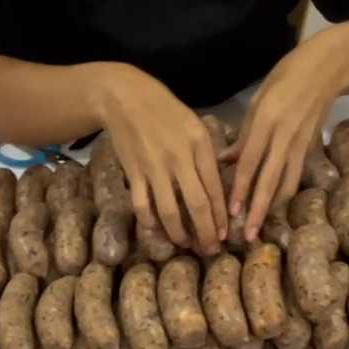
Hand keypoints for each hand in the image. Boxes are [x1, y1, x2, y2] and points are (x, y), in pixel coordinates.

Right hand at [91, 64, 226, 253]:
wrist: (125, 97)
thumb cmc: (164, 110)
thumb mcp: (194, 125)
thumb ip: (206, 156)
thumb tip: (216, 190)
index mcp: (199, 144)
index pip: (214, 189)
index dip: (220, 217)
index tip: (224, 235)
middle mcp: (180, 158)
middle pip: (197, 205)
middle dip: (206, 233)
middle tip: (210, 250)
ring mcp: (155, 167)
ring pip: (170, 211)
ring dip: (179, 234)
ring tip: (185, 244)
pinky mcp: (134, 173)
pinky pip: (143, 206)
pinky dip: (150, 222)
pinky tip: (156, 230)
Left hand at [224, 33, 348, 240]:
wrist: (329, 66)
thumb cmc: (287, 77)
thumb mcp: (259, 100)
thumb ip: (244, 134)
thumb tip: (225, 161)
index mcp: (267, 121)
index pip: (249, 162)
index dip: (240, 189)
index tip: (231, 212)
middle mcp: (284, 136)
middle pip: (268, 181)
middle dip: (257, 210)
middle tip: (248, 235)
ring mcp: (300, 144)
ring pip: (286, 184)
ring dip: (273, 209)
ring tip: (260, 228)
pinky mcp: (311, 149)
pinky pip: (296, 177)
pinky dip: (285, 195)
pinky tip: (274, 208)